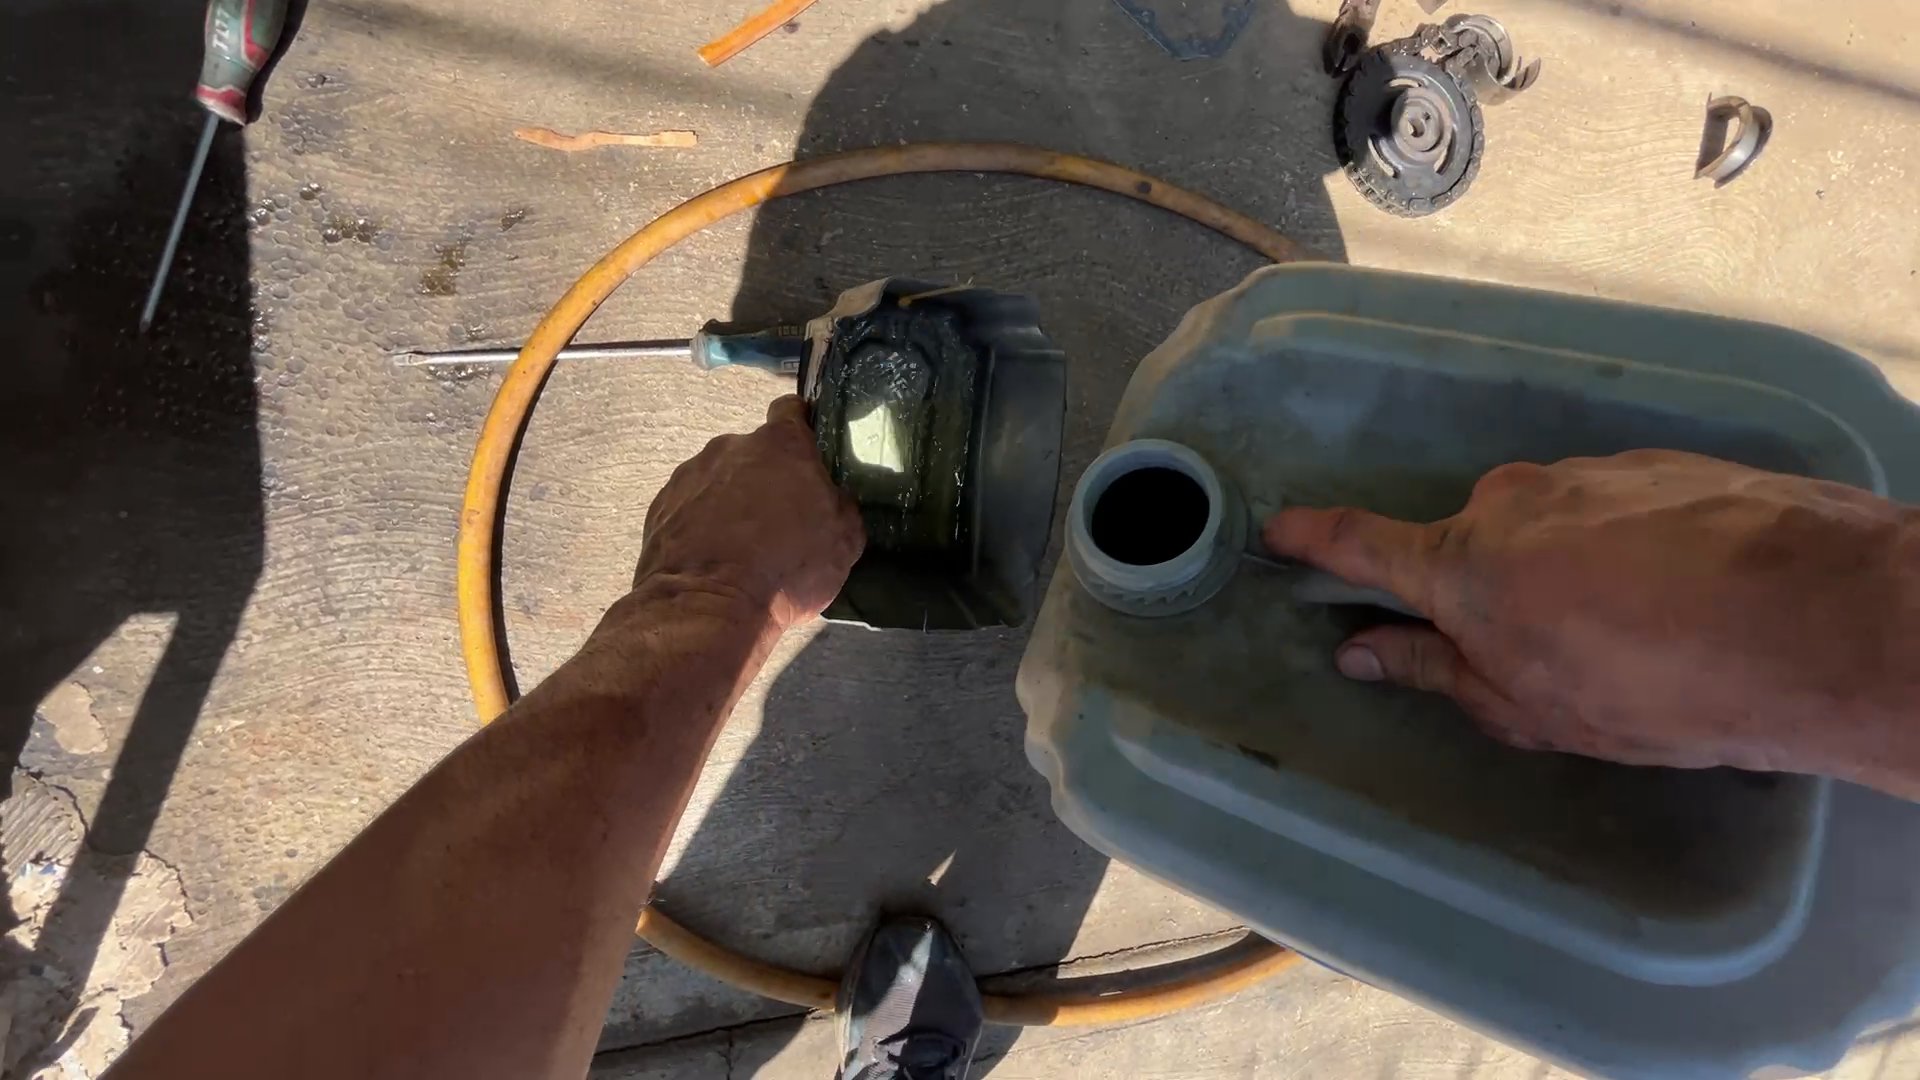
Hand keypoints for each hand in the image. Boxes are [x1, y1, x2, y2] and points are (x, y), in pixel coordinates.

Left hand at [633, 396, 863, 630]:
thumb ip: (842, 504)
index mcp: (781, 445)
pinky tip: (717, 556)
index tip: (809, 451)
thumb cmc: (786, 568)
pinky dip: (705, 522)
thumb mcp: (844, 540)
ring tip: (745, 546)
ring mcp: (691, 473)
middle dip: (769, 477)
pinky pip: (692, 505)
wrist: (708, 608)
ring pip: (722, 478)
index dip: (803, 425)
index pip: (791, 409)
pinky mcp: (662, 505)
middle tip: (782, 519)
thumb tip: (833, 498)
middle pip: (756, 451)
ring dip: (735, 500)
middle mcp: (731, 446)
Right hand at [1263, 449, 1919, 791]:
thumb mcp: (1525, 704)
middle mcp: (1504, 501)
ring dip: (1559, 560)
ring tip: (1635, 615)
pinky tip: (1682, 582)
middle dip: (1483, 581)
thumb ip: (1428, 667)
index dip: (1309, 538)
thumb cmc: (1654, 685)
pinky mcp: (1658, 463)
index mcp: (1458, 563)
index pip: (1357, 542)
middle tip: (1541, 636)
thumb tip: (1354, 650)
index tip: (1275, 530)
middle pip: (1465, 540)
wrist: (1845, 626)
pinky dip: (1620, 539)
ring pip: (1541, 521)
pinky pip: (1607, 504)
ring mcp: (1583, 474)